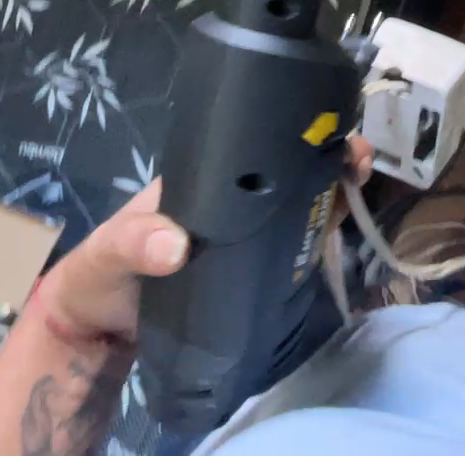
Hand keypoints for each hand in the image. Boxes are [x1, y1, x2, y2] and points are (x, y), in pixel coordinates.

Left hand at [40, 137, 375, 345]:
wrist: (108, 333)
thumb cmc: (104, 274)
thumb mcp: (109, 251)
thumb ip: (133, 243)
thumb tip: (179, 244)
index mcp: (205, 180)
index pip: (255, 147)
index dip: (292, 133)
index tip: (326, 131)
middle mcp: (236, 198)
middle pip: (290, 169)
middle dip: (328, 154)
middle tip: (356, 157)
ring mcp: (252, 232)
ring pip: (302, 199)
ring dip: (335, 185)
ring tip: (361, 178)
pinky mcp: (261, 267)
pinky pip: (300, 240)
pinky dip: (327, 225)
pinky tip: (348, 218)